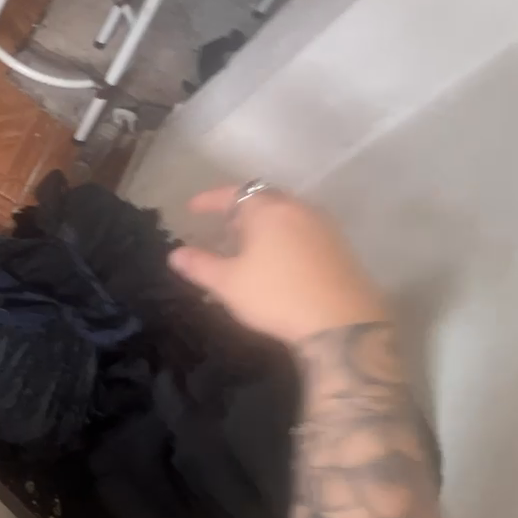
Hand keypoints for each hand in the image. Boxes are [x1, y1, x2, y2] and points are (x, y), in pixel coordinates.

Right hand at [168, 185, 387, 344]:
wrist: (342, 324)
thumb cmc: (276, 296)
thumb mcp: (227, 283)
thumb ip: (199, 265)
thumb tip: (175, 254)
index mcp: (268, 211)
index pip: (234, 193)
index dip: (210, 200)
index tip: (192, 208)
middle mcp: (298, 210)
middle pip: (264, 198)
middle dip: (240, 208)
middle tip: (222, 225)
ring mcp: (323, 227)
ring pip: (286, 213)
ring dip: (263, 222)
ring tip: (247, 242)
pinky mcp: (339, 246)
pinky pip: (302, 228)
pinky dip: (283, 234)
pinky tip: (276, 257)